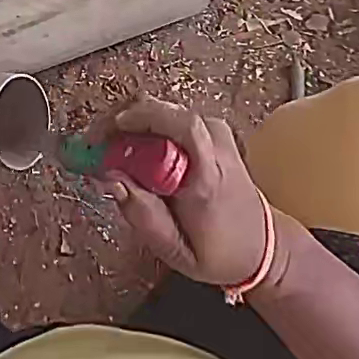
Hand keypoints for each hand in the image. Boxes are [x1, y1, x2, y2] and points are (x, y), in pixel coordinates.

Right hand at [103, 95, 281, 287]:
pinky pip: (165, 113)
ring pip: (158, 108)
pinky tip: (129, 144)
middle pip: (161, 110)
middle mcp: (216, 145)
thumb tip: (108, 179)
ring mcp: (216, 132)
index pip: (184, 126)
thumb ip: (142, 216)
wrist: (264, 246)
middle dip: (119, 120)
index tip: (107, 134)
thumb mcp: (178, 251)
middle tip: (94, 142)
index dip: (141, 118)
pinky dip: (140, 122)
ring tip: (107, 146)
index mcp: (210, 177)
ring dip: (126, 121)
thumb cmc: (219, 251)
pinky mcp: (210, 127)